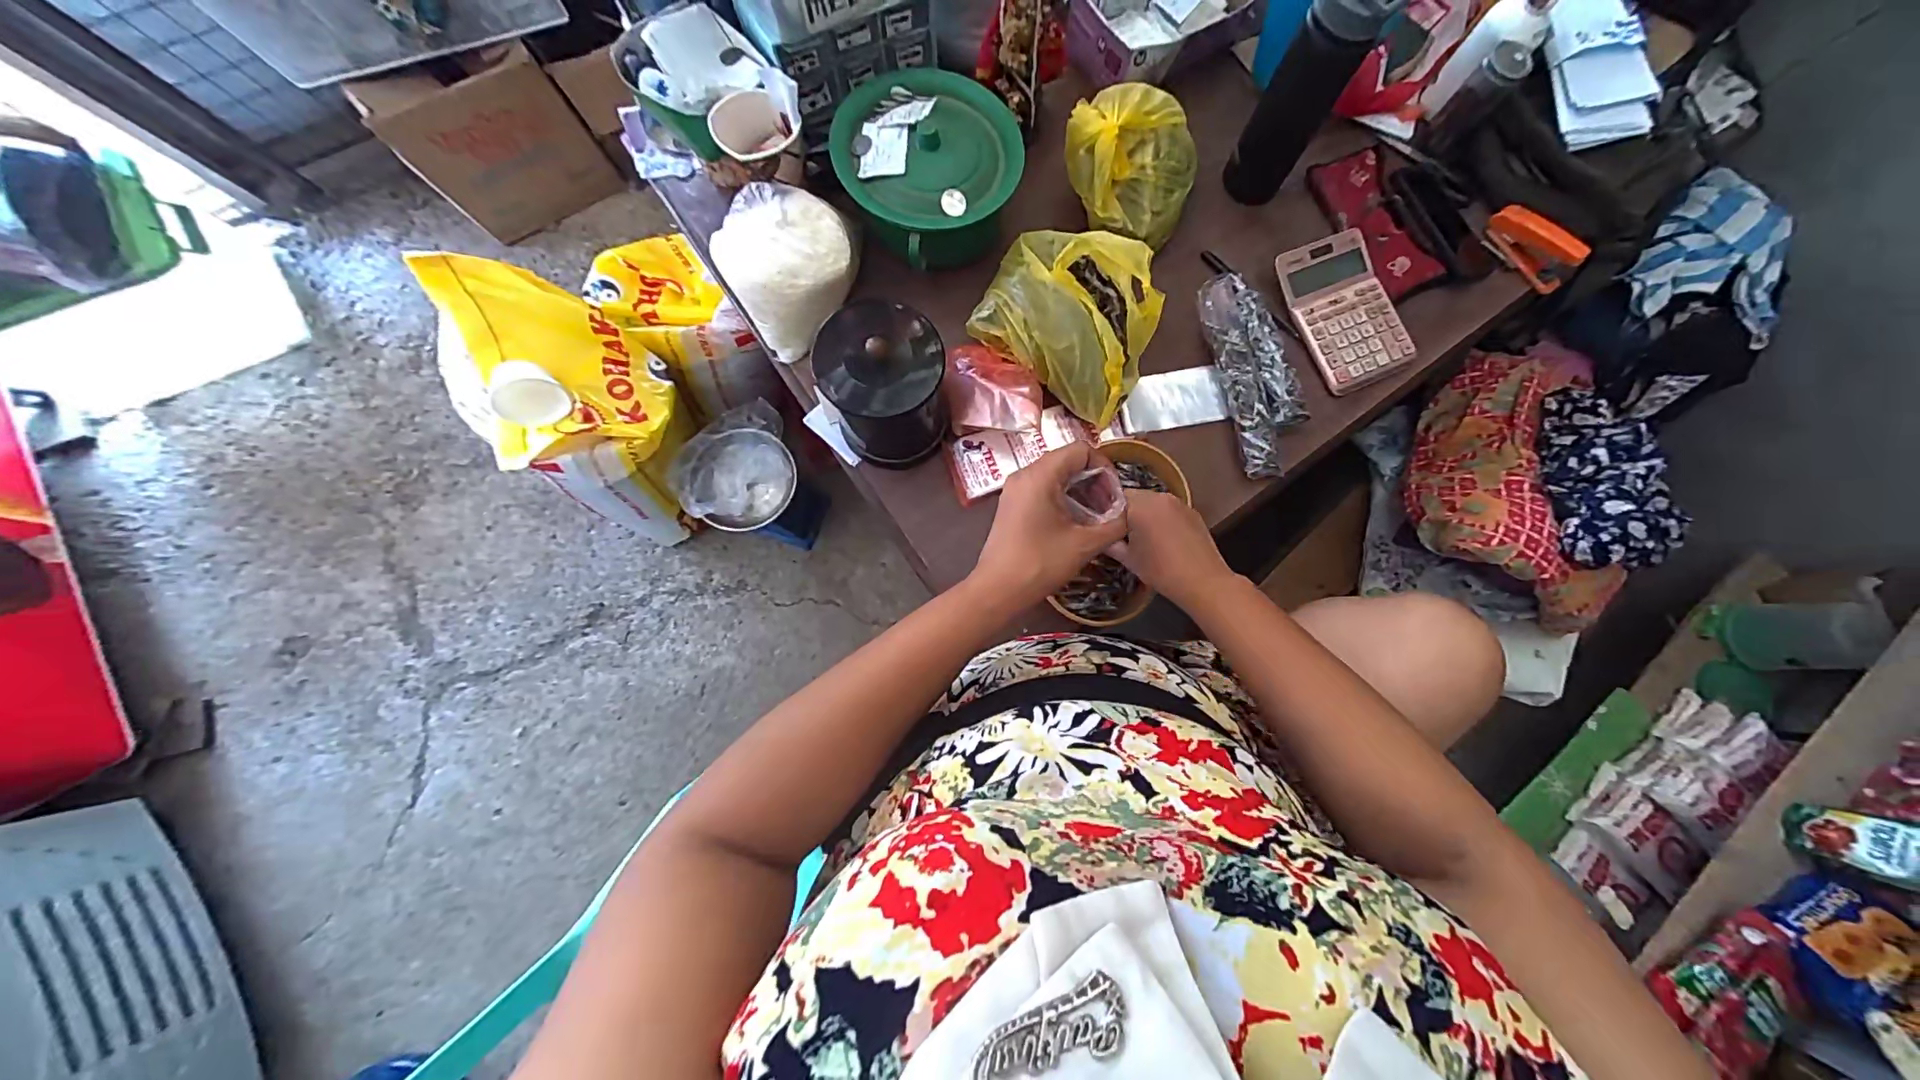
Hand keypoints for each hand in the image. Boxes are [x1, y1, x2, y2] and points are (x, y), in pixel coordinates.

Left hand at [969, 443, 1129, 608]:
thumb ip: (1114, 523)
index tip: (1115, 494)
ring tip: (1096, 519)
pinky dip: (1062, 500)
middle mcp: (1024, 474)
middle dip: (1094, 482)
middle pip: (1067, 461)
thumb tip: (1128, 514)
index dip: (1105, 467)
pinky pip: (1042, 490)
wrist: (998, 590)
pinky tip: (1074, 524)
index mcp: (1040, 475)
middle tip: (1109, 509)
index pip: (1081, 450)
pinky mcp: (1011, 505)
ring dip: (1080, 492)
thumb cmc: (1040, 563)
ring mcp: (1014, 490)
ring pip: (1055, 477)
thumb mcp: (1085, 544)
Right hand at [1105, 489, 1237, 609]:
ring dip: (1144, 515)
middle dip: (1126, 513)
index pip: (1113, 497)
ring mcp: (1178, 502)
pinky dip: (1161, 519)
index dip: (1106, 513)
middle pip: (1133, 497)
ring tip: (1143, 538)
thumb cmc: (1160, 571)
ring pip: (1151, 503)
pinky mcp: (1192, 511)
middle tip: (1122, 535)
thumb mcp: (1128, 559)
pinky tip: (1163, 540)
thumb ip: (1109, 542)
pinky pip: (1168, 510)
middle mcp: (1159, 496)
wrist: (1203, 581)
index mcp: (1140, 505)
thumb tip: (1100, 536)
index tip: (1106, 529)